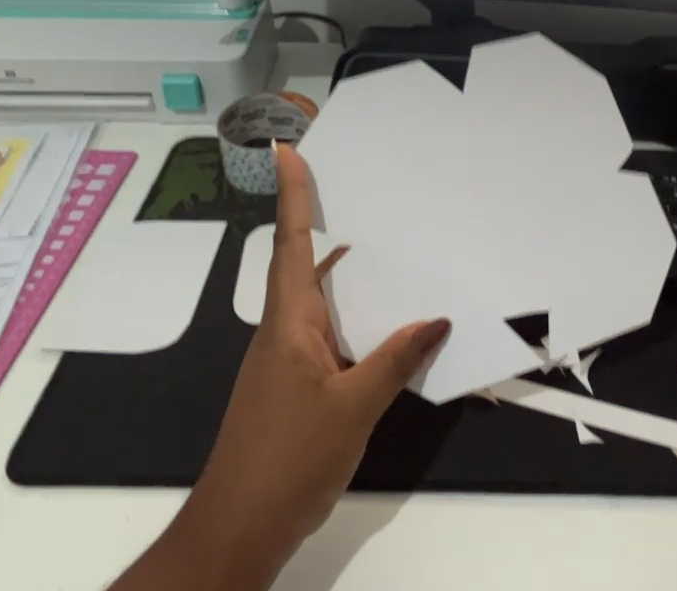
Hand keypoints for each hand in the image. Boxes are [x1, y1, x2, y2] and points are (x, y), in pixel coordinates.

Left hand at [116, 143, 449, 590]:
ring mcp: (287, 359)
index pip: (290, 243)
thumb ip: (394, 361)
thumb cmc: (289, 457)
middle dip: (324, 224)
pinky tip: (386, 327)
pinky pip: (328, 335)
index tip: (287, 150)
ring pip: (320, 302)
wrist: (240, 526)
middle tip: (363, 190)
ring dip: (346, 276)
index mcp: (290, 321)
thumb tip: (435, 320)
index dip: (292, 195)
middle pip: (305, 264)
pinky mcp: (296, 386)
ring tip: (389, 249)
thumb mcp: (352, 408)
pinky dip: (355, 321)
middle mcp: (285, 330)